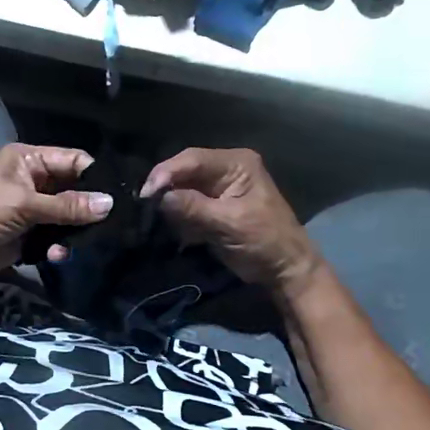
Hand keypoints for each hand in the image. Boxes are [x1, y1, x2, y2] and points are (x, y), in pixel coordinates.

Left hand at [0, 143, 112, 283]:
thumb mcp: (24, 204)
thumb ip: (67, 206)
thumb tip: (110, 204)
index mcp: (30, 161)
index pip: (74, 161)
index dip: (97, 176)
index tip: (122, 195)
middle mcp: (34, 182)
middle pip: (74, 191)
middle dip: (90, 208)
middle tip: (114, 224)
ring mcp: (32, 211)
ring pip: (67, 218)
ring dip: (75, 232)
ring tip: (83, 243)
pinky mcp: (28, 237)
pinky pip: (54, 239)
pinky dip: (59, 246)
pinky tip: (57, 255)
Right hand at [141, 148, 320, 292]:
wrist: (285, 270)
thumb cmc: (265, 242)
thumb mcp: (230, 224)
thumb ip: (194, 208)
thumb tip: (160, 198)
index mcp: (236, 164)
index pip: (193, 159)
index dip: (166, 172)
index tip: (146, 193)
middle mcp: (225, 169)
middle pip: (184, 171)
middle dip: (165, 188)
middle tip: (144, 207)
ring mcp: (218, 188)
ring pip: (182, 188)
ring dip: (169, 205)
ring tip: (155, 220)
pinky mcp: (212, 207)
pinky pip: (186, 205)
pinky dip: (177, 217)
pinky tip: (175, 230)